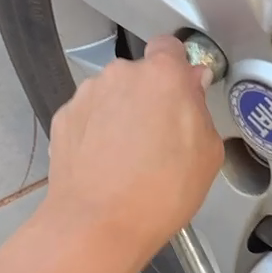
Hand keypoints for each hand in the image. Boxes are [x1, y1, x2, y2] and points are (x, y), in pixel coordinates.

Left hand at [33, 34, 220, 272]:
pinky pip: (88, 115)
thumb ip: (201, 109)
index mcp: (162, 75)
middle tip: (158, 137)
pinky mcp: (63, 116)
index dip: (177, 68)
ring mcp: (87, 93)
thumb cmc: (162, 191)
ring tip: (127, 157)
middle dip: (150, 96)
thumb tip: (191, 86)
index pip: (170, 47)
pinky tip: (103, 163)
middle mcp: (121, 73)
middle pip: (140, 74)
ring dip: (120, 113)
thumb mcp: (208, 154)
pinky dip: (96, 131)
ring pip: (113, 94)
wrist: (97, 226)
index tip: (181, 93)